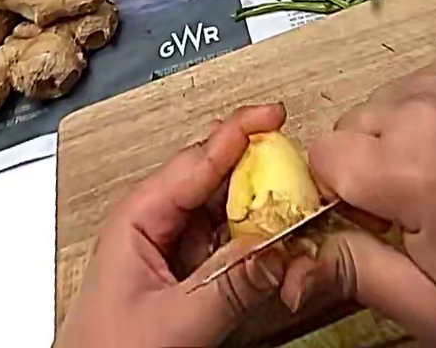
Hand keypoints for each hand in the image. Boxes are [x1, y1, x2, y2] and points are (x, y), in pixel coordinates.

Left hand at [57, 104, 295, 347]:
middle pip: (210, 177)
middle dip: (253, 167)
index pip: (196, 160)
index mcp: (139, 212)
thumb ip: (227, 285)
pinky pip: (221, 242)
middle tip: (296, 162)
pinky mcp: (180, 269)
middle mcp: (153, 216)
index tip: (272, 114)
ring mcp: (167, 242)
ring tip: (292, 204)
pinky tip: (271, 245)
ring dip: (256, 209)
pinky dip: (248, 242)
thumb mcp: (173, 322)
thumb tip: (275, 248)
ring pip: (220, 210)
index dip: (237, 132)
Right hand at [284, 63, 435, 347]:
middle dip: (364, 169)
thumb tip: (295, 262)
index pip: (323, 157)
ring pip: (370, 111)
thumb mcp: (433, 309)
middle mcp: (422, 109)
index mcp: (412, 165)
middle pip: (346, 130)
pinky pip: (401, 94)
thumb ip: (353, 272)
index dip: (340, 195)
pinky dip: (410, 123)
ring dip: (386, 145)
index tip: (374, 222)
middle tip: (414, 212)